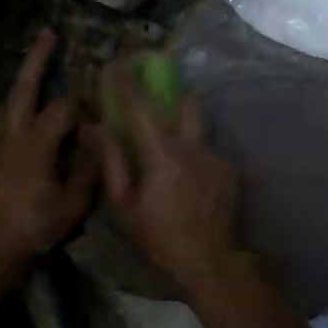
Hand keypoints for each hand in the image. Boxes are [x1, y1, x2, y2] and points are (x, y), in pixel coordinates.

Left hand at [0, 30, 97, 272]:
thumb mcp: (73, 204)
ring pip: (5, 104)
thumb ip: (88, 167)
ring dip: (19, 85)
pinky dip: (8, 113)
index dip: (82, 106)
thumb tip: (99, 136)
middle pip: (23, 88)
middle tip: (49, 35)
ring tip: (32, 74)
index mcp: (37, 145)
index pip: (62, 108)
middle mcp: (12, 136)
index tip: (96, 117)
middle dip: (37, 59)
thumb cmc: (35, 226)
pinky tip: (14, 120)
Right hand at [93, 59, 242, 291]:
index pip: (142, 109)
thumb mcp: (125, 206)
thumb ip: (112, 162)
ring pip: (199, 131)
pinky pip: (208, 154)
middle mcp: (195, 149)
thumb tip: (97, 129)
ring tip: (173, 162)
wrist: (209, 262)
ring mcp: (217, 159)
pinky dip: (196, 159)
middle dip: (172, 95)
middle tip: (157, 102)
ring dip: (184, 134)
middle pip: (187, 104)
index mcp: (164, 156)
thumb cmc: (160, 238)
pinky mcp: (230, 172)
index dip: (127, 84)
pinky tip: (190, 184)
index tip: (115, 65)